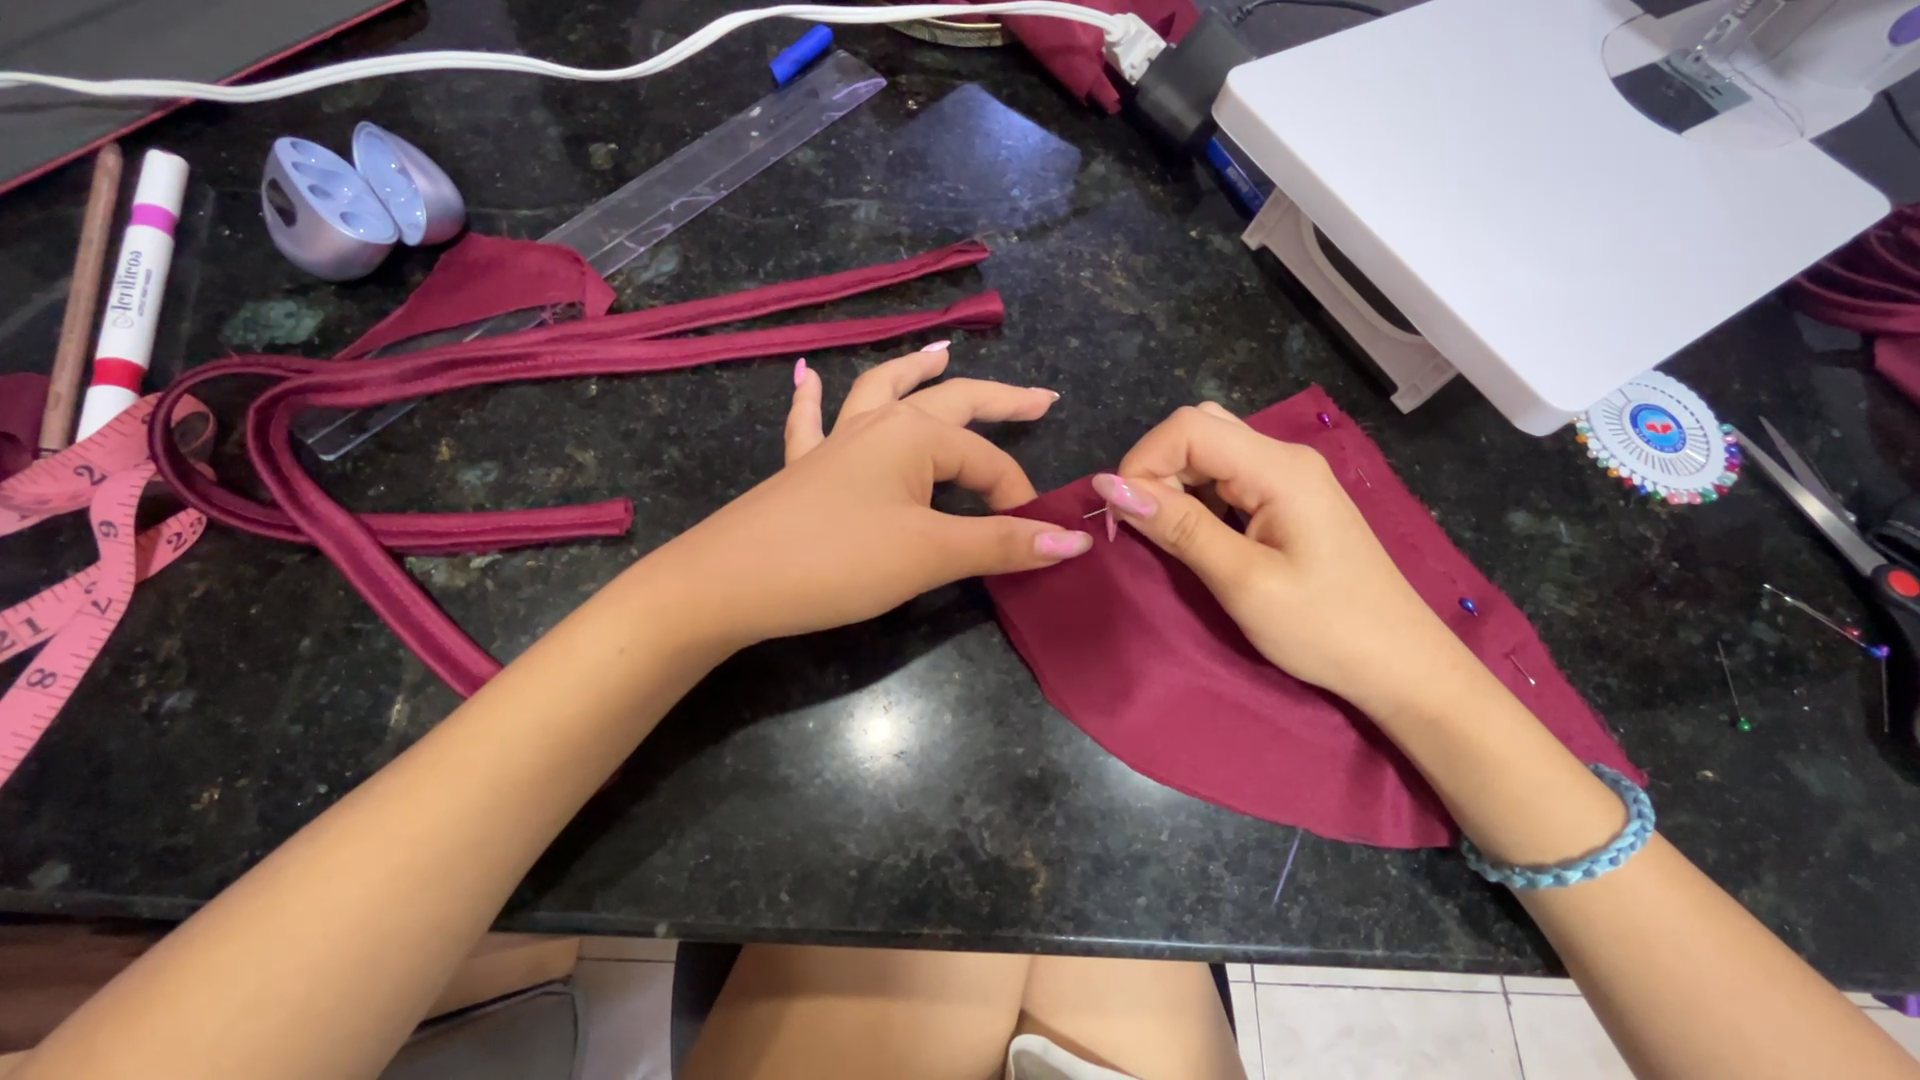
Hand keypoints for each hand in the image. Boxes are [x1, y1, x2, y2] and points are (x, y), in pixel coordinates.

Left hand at [651, 344, 1092, 649]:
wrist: (728, 582)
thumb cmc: (838, 562)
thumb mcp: (930, 554)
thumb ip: (1002, 543)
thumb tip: (1077, 539)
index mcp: (915, 435)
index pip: (988, 463)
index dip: (1019, 501)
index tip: (1039, 542)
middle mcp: (878, 425)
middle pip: (950, 402)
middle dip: (999, 399)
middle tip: (1040, 397)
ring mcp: (835, 443)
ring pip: (882, 392)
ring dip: (914, 371)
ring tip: (940, 352)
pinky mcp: (802, 468)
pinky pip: (811, 422)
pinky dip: (814, 398)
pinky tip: (807, 376)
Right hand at [1095, 402, 1468, 717]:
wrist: (1399, 664)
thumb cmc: (1323, 627)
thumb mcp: (1242, 581)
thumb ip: (1179, 527)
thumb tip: (1110, 486)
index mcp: (1279, 468)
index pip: (1188, 427)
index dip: (1142, 461)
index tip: (1122, 515)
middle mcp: (1286, 458)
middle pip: (1200, 429)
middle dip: (1157, 469)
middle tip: (1144, 527)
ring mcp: (1293, 478)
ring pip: (1213, 451)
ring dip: (1177, 484)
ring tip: (1170, 536)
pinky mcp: (1293, 501)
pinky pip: (1231, 477)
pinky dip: (1201, 497)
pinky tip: (1202, 536)